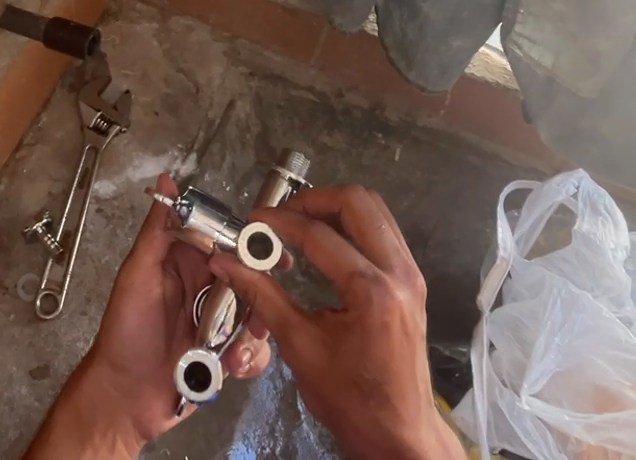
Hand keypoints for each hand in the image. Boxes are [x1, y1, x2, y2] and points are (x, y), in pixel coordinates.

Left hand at [25, 174, 271, 458]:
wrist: (124, 397)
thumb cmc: (125, 331)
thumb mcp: (137, 275)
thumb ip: (157, 230)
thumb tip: (167, 179)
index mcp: (184, 260)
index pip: (225, 240)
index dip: (251, 246)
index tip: (275, 255)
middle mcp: (205, 285)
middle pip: (249, 278)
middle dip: (260, 296)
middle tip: (260, 314)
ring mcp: (217, 320)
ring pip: (256, 313)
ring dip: (253, 331)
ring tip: (236, 350)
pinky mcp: (225, 353)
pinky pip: (252, 349)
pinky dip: (249, 357)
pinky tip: (233, 368)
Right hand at [211, 184, 463, 459]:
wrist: (399, 435)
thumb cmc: (349, 397)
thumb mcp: (299, 346)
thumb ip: (261, 295)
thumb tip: (224, 263)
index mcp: (371, 291)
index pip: (318, 235)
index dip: (280, 221)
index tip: (254, 221)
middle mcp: (398, 272)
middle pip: (357, 202)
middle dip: (313, 199)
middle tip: (282, 216)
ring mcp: (411, 274)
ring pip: (374, 209)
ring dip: (334, 207)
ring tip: (300, 223)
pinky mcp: (412, 279)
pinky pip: (382, 229)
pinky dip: (352, 223)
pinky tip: (325, 241)